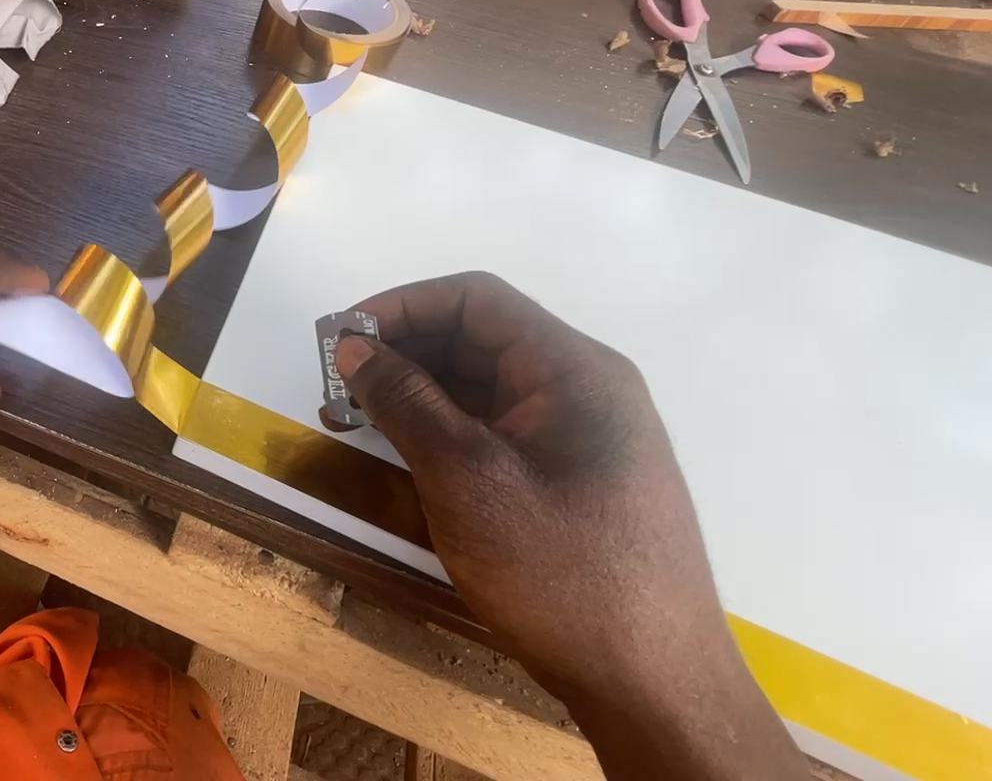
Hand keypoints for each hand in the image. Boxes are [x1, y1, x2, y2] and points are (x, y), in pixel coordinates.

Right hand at [334, 272, 806, 778]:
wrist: (656, 692)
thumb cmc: (560, 570)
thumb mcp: (465, 476)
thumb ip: (404, 399)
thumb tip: (352, 345)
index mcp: (573, 371)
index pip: (476, 300)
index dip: (402, 305)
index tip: (344, 335)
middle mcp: (580, 391)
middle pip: (475, 339)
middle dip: (400, 350)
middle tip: (336, 381)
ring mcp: (575, 437)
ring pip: (478, 386)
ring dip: (411, 391)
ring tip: (350, 415)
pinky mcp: (564, 478)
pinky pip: (489, 428)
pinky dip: (436, 428)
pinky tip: (395, 448)